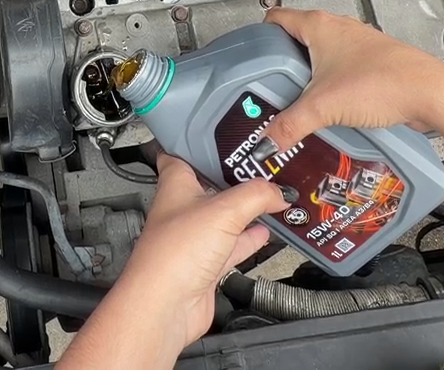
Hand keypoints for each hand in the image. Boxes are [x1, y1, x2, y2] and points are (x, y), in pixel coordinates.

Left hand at [102, 155, 284, 346]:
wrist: (166, 305)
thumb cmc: (173, 252)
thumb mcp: (223, 211)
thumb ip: (254, 196)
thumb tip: (276, 191)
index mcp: (176, 182)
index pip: (184, 153)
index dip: (202, 145)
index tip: (225, 138)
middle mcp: (182, 207)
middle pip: (209, 184)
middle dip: (233, 179)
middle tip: (259, 170)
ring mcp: (193, 236)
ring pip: (223, 216)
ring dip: (245, 210)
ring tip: (269, 199)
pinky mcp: (204, 263)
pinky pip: (230, 245)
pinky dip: (247, 239)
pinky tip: (263, 233)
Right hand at [258, 7, 443, 149]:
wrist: (431, 94)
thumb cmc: (383, 83)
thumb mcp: (324, 107)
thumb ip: (290, 125)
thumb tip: (268, 141)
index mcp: (318, 25)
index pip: (275, 17)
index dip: (260, 36)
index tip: (253, 57)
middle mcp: (337, 28)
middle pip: (296, 37)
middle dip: (283, 62)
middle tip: (273, 86)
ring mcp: (357, 43)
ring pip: (321, 53)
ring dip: (310, 73)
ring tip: (301, 98)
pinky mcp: (373, 60)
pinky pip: (341, 67)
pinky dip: (332, 82)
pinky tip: (333, 105)